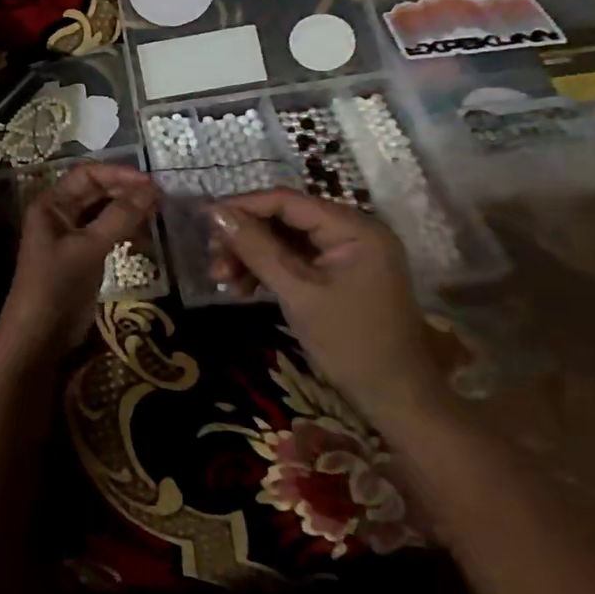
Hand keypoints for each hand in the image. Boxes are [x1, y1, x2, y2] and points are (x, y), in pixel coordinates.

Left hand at [0, 164, 158, 356]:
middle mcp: (58, 213)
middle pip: (96, 191)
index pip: (86, 174)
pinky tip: (146, 235)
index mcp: (50, 204)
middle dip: (127, 191)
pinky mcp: (82, 254)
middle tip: (163, 198)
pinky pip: (106, 232)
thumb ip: (119, 216)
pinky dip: (125, 230)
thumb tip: (152, 189)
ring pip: (103, 212)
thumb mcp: (89, 247)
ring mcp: (70, 234)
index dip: (118, 174)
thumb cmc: (57, 283)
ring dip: (129, 211)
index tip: (152, 182)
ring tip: (159, 214)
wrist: (40, 331)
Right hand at [206, 189, 439, 422]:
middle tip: (213, 259)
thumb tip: (215, 213)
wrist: (392, 393)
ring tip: (223, 281)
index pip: (286, 201)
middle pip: (282, 219)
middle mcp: (352, 232)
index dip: (242, 206)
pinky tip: (242, 290)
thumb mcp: (295, 290)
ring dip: (249, 256)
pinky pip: (292, 259)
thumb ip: (255, 247)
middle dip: (243, 237)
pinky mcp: (337, 272)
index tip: (202, 219)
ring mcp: (345, 253)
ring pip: (282, 240)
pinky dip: (265, 270)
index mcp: (354, 229)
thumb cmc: (348, 340)